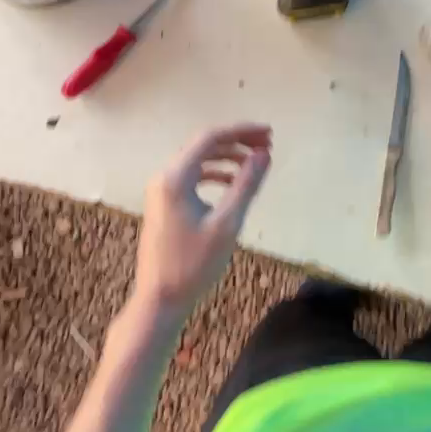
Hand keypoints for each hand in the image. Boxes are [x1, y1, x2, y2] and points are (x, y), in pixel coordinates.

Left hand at [131, 124, 272, 318]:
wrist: (160, 300)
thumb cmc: (194, 264)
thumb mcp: (227, 223)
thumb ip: (246, 184)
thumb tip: (264, 154)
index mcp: (175, 177)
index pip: (211, 138)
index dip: (242, 131)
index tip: (269, 134)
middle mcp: (165, 177)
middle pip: (203, 145)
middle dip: (236, 142)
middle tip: (267, 145)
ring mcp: (161, 191)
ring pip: (197, 160)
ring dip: (226, 157)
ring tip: (254, 162)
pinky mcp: (164, 204)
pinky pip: (192, 177)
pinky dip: (214, 173)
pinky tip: (232, 183)